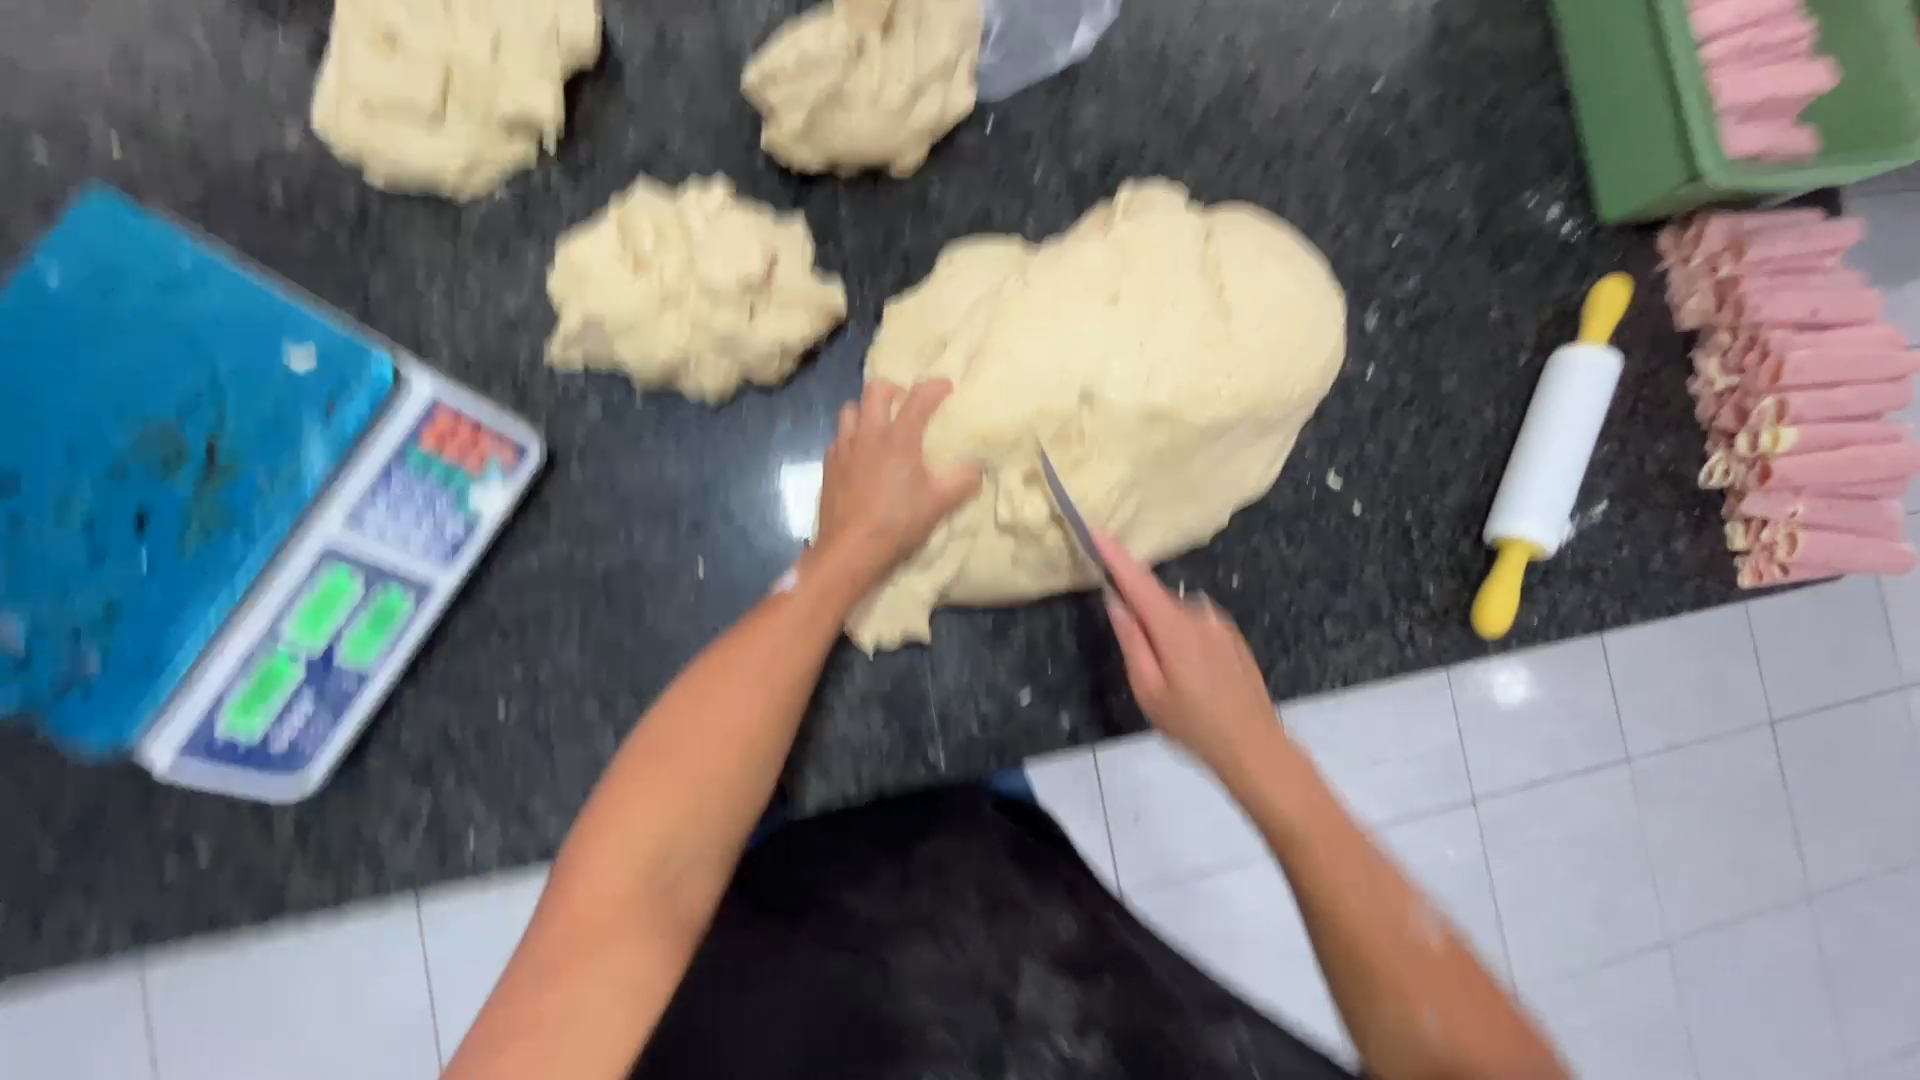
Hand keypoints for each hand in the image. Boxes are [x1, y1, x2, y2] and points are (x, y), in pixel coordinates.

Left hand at [814, 378, 980, 584]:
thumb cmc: (897, 523)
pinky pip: (838, 438)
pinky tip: (859, 456)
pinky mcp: (828, 465)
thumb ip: (961, 482)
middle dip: (893, 388)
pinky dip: (851, 437)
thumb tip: (976, 469)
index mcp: (899, 440)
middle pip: (875, 391)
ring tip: (878, 426)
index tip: (946, 387)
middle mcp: (869, 435)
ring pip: (850, 410)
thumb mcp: (938, 505)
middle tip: (905, 401)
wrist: (851, 549)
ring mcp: (844, 449)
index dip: (935, 387)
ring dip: (866, 410)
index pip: (919, 398)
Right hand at [1094, 532, 1286, 773]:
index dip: (1116, 557)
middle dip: (1138, 609)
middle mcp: (1200, 615)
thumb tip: (1117, 602)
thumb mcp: (1148, 689)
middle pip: (1157, 599)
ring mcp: (1220, 624)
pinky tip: (1191, 676)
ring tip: (1169, 678)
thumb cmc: (1192, 724)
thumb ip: (1131, 641)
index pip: (1138, 582)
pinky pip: (1196, 625)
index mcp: (1174, 628)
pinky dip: (1182, 638)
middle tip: (1136, 655)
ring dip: (1163, 630)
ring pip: (1177, 614)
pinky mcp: (1232, 637)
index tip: (1098, 530)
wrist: (1254, 746)